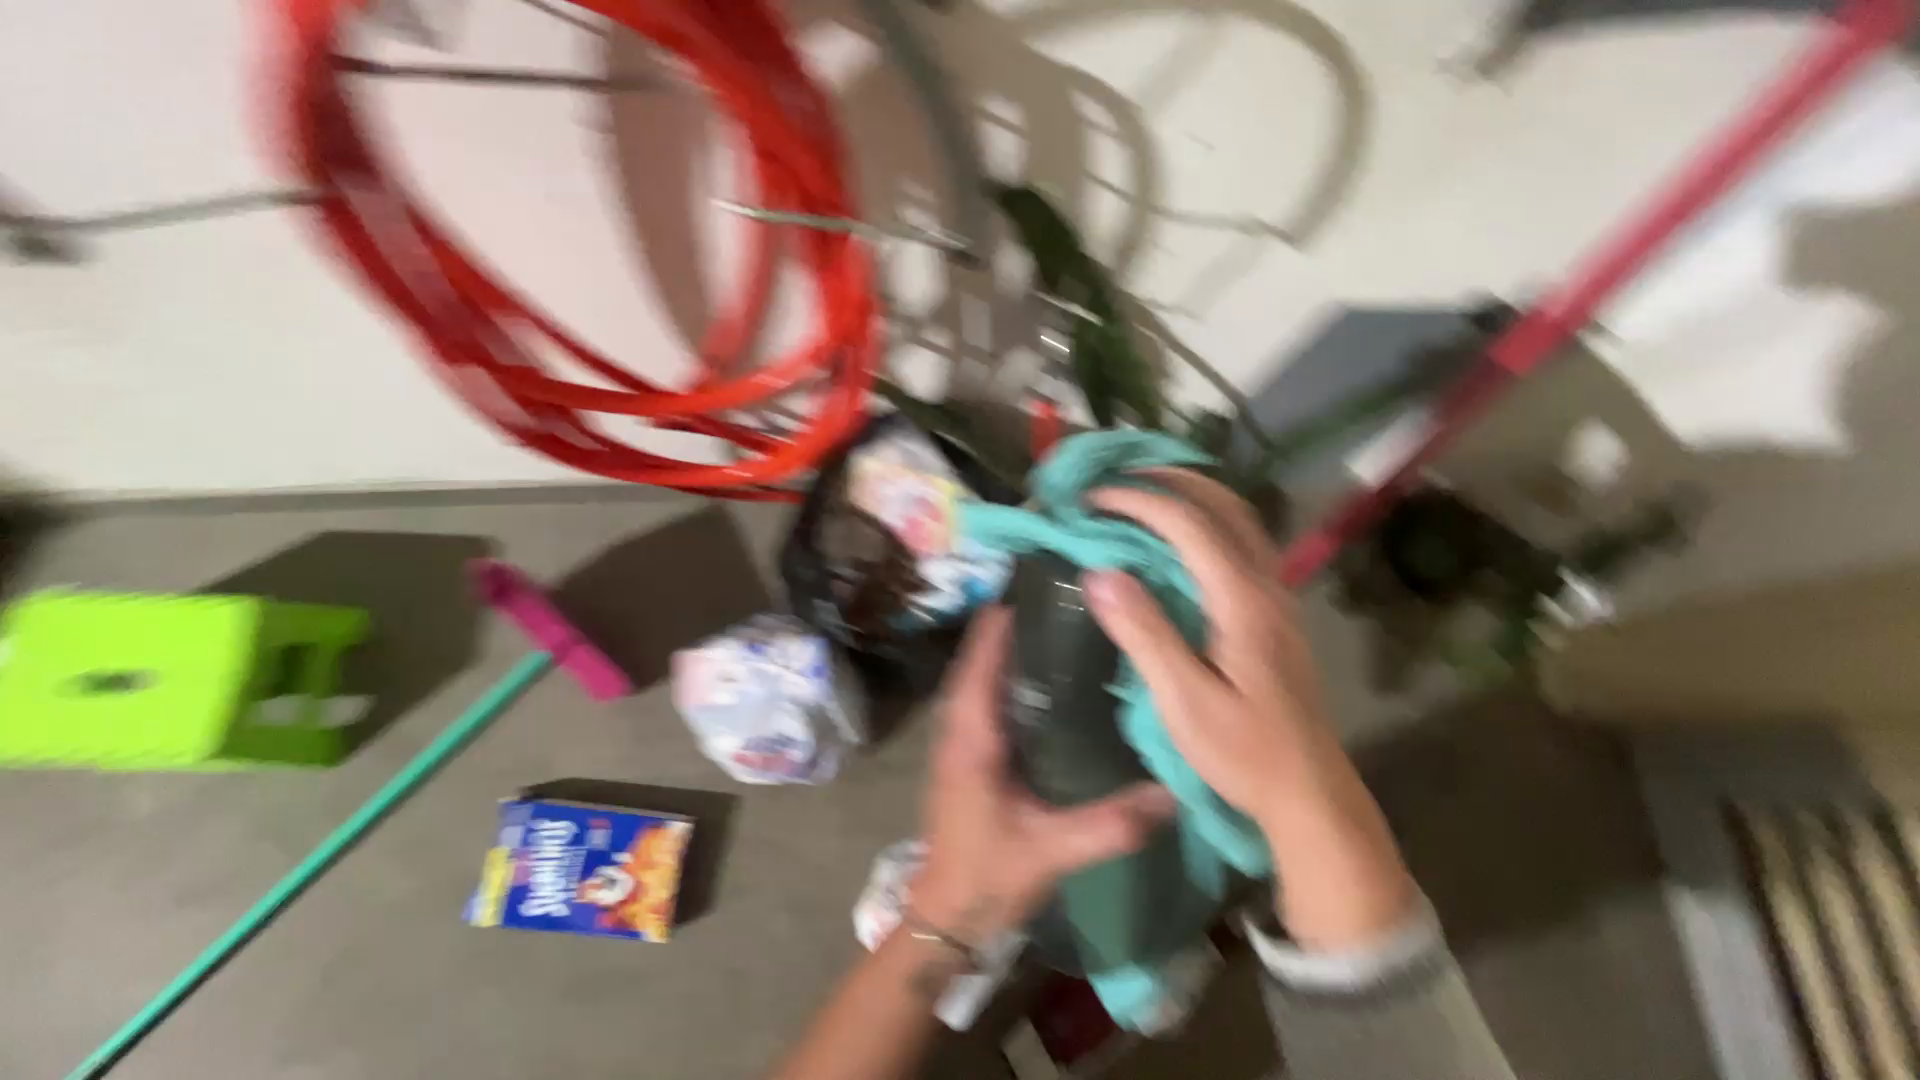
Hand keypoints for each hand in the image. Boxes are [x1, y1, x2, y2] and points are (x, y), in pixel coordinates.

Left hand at [912, 606, 1177, 944]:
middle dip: (1019, 624)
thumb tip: (1175, 791)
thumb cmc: (986, 877)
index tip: (1047, 581)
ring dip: (1015, 649)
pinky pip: (989, 700)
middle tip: (1073, 599)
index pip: (983, 655)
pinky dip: (1014, 678)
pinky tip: (1054, 683)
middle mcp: (960, 726)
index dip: (1007, 615)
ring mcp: (961, 740)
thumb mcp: (1051, 851)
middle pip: (983, 657)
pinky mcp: (969, 756)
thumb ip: (1110, 824)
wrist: (943, 918)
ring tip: (1068, 627)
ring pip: (984, 677)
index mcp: (972, 734)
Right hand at [1081, 469, 1416, 950]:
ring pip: (1240, 520)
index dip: (1138, 501)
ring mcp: (1278, 597)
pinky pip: (1242, 544)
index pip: (1189, 525)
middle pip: (1225, 505)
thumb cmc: (1243, 752)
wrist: (1309, 791)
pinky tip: (1178, 540)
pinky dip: (1206, 522)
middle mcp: (1268, 585)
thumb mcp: (1185, 701)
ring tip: (1144, 493)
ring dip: (1193, 495)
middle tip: (1118, 476)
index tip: (1091, 498)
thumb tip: (1100, 572)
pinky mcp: (1276, 614)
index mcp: (1243, 601)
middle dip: (1171, 479)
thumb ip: (1145, 633)